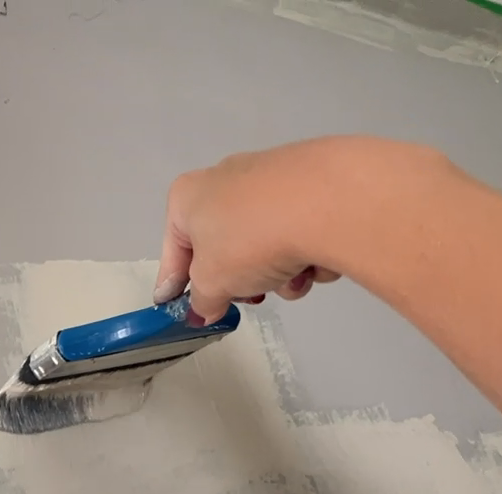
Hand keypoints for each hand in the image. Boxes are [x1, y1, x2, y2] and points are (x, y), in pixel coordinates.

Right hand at [153, 136, 450, 322]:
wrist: (328, 200)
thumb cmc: (248, 241)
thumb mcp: (211, 285)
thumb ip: (202, 301)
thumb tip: (206, 307)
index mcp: (187, 198)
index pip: (173, 253)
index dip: (175, 286)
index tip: (181, 308)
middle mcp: (224, 179)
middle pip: (223, 249)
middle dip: (238, 279)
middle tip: (249, 296)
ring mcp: (269, 177)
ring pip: (262, 244)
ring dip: (275, 273)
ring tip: (291, 280)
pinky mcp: (310, 181)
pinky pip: (295, 230)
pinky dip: (303, 252)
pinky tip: (316, 260)